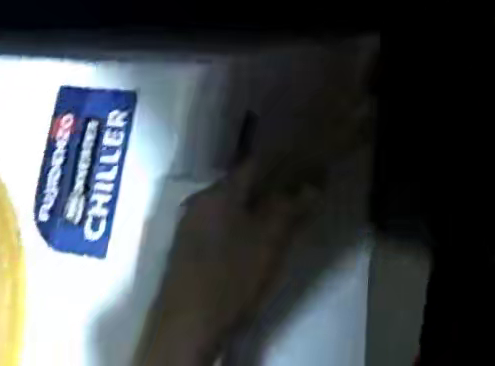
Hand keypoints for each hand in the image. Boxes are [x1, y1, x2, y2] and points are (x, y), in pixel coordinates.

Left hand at [137, 99, 371, 365]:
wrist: (183, 330)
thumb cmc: (230, 277)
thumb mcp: (270, 241)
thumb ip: (291, 208)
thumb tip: (310, 187)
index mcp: (219, 190)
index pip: (255, 163)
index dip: (282, 164)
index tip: (302, 169)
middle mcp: (200, 199)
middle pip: (240, 184)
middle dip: (267, 188)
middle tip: (292, 197)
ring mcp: (187, 225)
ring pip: (227, 206)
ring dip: (251, 209)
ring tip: (274, 220)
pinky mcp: (183, 252)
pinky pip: (216, 226)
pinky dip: (235, 227)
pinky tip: (247, 242)